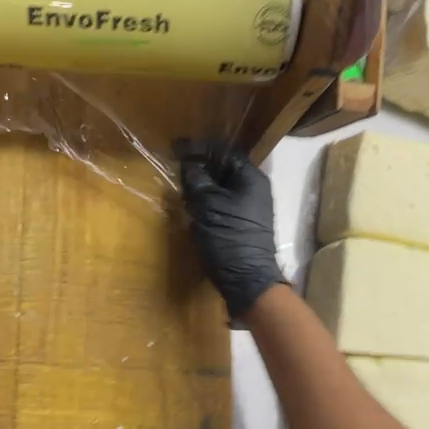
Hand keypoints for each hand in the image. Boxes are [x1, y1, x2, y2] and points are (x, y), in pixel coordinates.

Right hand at [175, 139, 285, 316]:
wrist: (248, 281)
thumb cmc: (229, 240)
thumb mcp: (208, 206)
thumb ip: (198, 180)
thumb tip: (189, 163)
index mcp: (250, 178)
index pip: (223, 151)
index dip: (199, 148)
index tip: (175, 148)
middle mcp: (254, 188)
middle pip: (223, 168)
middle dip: (199, 166)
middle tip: (177, 169)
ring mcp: (250, 207)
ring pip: (222, 186)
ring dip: (202, 185)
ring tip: (182, 189)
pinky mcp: (242, 224)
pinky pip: (222, 203)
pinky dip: (207, 201)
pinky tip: (192, 208)